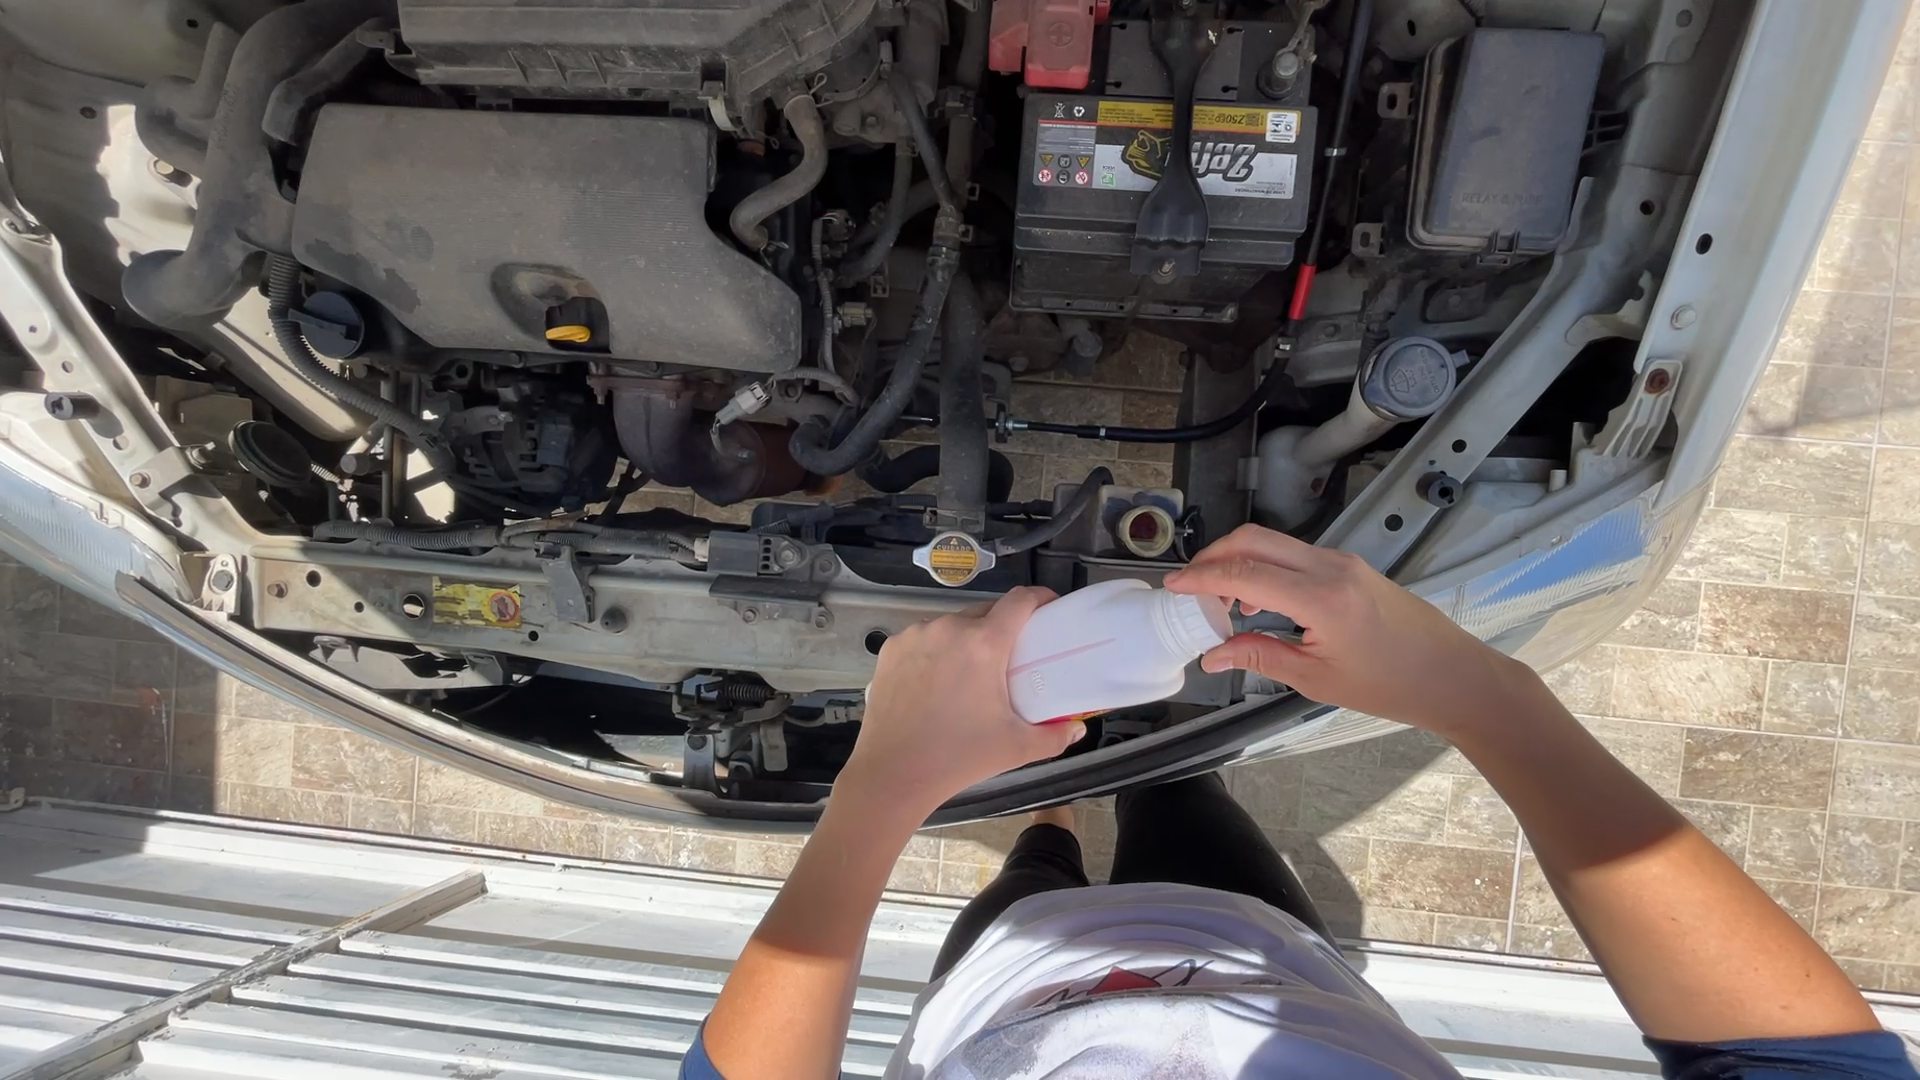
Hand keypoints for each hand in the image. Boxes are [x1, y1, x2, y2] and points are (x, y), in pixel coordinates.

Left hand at [842, 586, 1086, 813]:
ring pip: (951, 625)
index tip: (1048, 608)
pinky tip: (934, 680)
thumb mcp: (1016, 747)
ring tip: (968, 673)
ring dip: (965, 639)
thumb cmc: (958, 757)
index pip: (1019, 600)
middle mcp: (949, 628)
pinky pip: (922, 638)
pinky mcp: (891, 648)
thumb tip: (1077, 727)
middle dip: (1001, 627)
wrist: (893, 774)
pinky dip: (933, 650)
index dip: (1039, 598)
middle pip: (985, 612)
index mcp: (984, 643)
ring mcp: (915, 635)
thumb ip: (1054, 735)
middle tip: (1009, 657)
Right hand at [1163, 524, 1535, 737]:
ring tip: (1219, 597)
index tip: (1172, 586)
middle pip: (1253, 539)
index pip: (1245, 574)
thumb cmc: (1391, 686)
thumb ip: (1259, 657)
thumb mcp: (1317, 680)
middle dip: (1212, 555)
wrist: (1456, 675)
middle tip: (1189, 584)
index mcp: (1322, 599)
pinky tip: (1255, 596)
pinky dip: (1262, 564)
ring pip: (1272, 541)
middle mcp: (1330, 567)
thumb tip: (1212, 656)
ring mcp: (1342, 560)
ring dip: (1237, 559)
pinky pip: (1292, 553)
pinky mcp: (1348, 564)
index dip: (1201, 577)